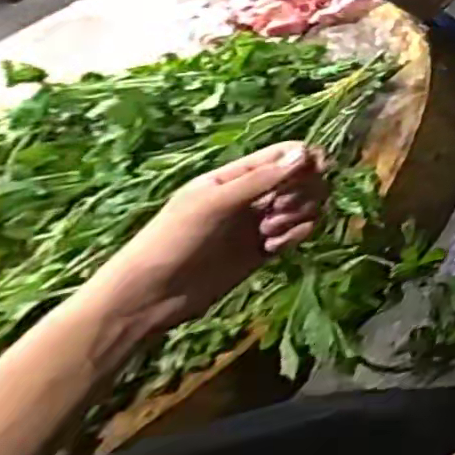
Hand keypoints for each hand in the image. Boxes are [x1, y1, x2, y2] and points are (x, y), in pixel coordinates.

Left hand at [85, 142, 329, 332]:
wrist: (144, 301)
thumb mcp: (212, 205)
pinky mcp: (270, 245)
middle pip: (307, 176)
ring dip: (300, 214)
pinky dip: (297, 234)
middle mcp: (257, 193)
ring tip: (270, 232)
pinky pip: (303, 228)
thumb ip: (260, 179)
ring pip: (310, 202)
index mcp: (240, 175)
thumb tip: (307, 154)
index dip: (308, 160)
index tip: (311, 174)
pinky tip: (272, 248)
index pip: (290, 152)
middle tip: (277, 211)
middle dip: (303, 192)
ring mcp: (264, 219)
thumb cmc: (169, 243)